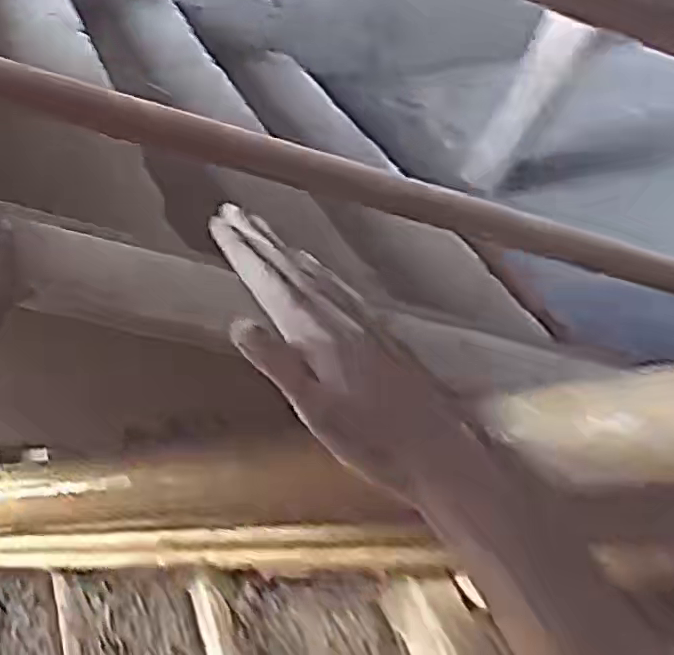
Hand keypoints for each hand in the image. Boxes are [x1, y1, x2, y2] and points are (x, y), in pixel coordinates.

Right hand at [211, 206, 492, 498]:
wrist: (454, 464)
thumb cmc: (374, 443)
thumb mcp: (315, 410)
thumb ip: (277, 363)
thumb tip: (238, 322)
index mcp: (315, 331)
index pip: (268, 279)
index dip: (241, 249)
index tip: (219, 222)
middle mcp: (338, 317)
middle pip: (289, 267)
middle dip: (257, 237)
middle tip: (231, 210)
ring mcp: (363, 323)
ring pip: (312, 272)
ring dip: (282, 246)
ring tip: (260, 227)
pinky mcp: (380, 334)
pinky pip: (337, 285)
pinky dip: (314, 266)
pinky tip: (311, 265)